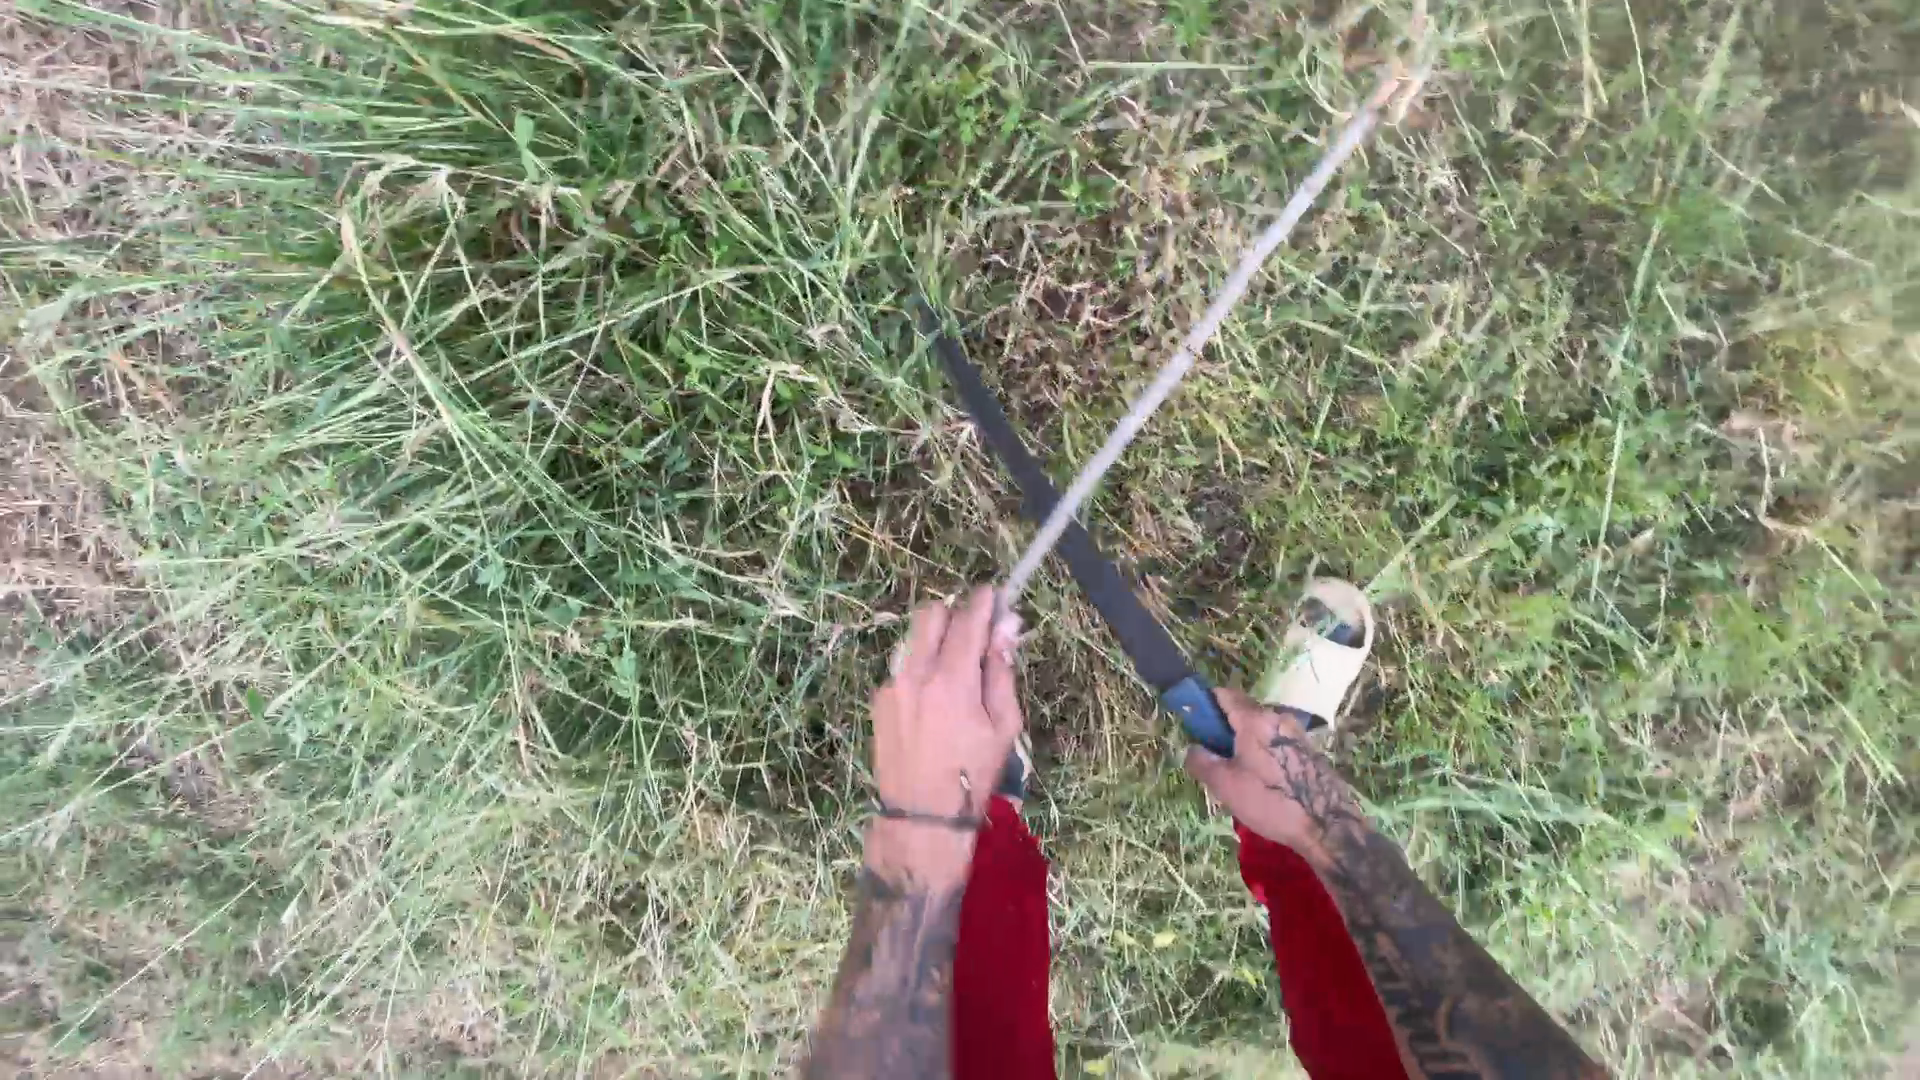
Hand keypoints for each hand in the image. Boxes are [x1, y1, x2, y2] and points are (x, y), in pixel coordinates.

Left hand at [866, 586, 1023, 884]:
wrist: (921, 815)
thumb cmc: (973, 772)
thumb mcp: (1003, 725)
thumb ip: (1002, 670)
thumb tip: (1006, 627)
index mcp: (952, 678)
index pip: (968, 618)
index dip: (984, 600)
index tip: (995, 595)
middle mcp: (916, 672)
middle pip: (932, 613)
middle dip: (956, 614)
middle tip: (974, 635)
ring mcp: (892, 683)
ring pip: (915, 637)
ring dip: (937, 640)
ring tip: (955, 673)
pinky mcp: (879, 698)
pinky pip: (903, 665)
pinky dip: (921, 668)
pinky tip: (933, 700)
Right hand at [1183, 687, 1362, 859]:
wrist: (1329, 828)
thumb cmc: (1271, 801)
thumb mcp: (1225, 785)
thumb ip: (1200, 761)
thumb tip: (1192, 749)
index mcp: (1254, 720)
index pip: (1224, 694)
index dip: (1205, 702)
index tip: (1195, 722)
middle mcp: (1277, 718)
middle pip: (1243, 711)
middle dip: (1225, 727)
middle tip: (1215, 755)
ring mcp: (1297, 734)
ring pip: (1261, 728)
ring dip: (1245, 741)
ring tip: (1240, 773)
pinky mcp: (1310, 751)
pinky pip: (1277, 741)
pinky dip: (1264, 751)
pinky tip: (1263, 780)